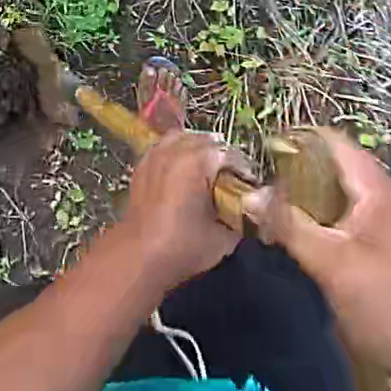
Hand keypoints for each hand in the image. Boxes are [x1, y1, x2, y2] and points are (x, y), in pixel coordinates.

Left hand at [119, 130, 249, 289]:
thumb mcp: (224, 237)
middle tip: (230, 178)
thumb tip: (248, 209)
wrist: (140, 253)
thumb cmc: (184, 245)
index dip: (243, 168)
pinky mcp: (141, 163)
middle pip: (205, 140)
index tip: (250, 185)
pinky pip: (164, 147)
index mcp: (197, 161)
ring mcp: (155, 154)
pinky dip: (176, 153)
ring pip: (182, 138)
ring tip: (206, 170)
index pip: (229, 154)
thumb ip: (240, 218)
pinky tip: (181, 172)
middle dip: (221, 156)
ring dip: (197, 149)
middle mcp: (174, 149)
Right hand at [246, 130, 390, 390]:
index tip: (265, 152)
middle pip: (339, 168)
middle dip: (300, 173)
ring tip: (280, 213)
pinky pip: (357, 217)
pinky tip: (311, 241)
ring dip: (313, 199)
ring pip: (347, 195)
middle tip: (266, 186)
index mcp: (381, 192)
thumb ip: (289, 225)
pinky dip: (330, 219)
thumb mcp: (331, 266)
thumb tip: (249, 195)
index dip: (298, 139)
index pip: (336, 143)